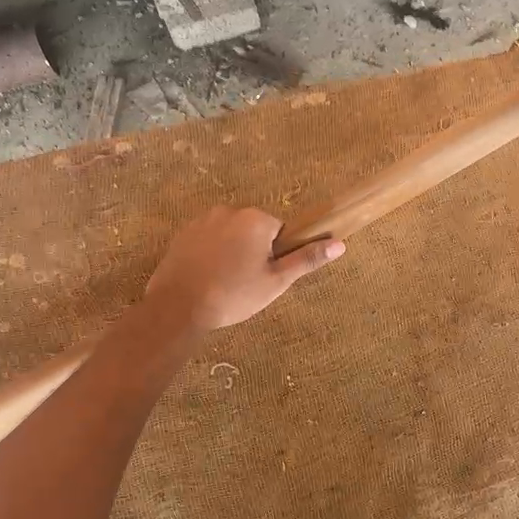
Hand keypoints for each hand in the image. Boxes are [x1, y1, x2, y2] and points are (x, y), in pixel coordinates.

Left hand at [144, 207, 343, 333]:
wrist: (177, 307)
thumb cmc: (234, 294)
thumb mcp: (276, 281)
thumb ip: (307, 259)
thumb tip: (340, 244)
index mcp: (256, 219)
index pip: (279, 230)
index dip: (275, 254)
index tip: (264, 275)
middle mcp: (229, 211)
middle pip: (253, 229)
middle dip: (253, 250)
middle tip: (246, 281)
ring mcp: (202, 220)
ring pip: (229, 234)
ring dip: (231, 251)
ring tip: (224, 281)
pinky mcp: (182, 233)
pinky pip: (207, 239)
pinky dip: (210, 254)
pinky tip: (206, 277)